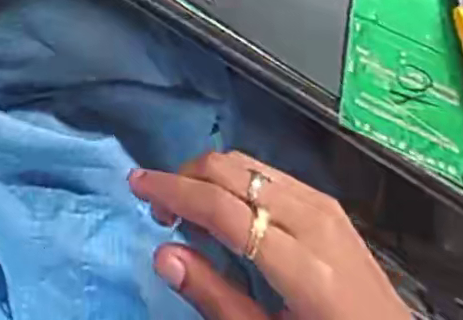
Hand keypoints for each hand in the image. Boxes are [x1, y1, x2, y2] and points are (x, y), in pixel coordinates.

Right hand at [128, 152, 408, 319]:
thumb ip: (216, 298)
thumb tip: (162, 252)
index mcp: (304, 269)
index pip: (221, 207)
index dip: (171, 190)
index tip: (135, 184)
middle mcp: (314, 222)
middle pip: (228, 171)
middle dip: (183, 179)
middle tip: (162, 211)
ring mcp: (324, 206)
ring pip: (243, 163)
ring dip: (205, 175)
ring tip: (189, 211)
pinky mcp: (327, 203)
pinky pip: (264, 173)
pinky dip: (232, 179)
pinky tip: (225, 210)